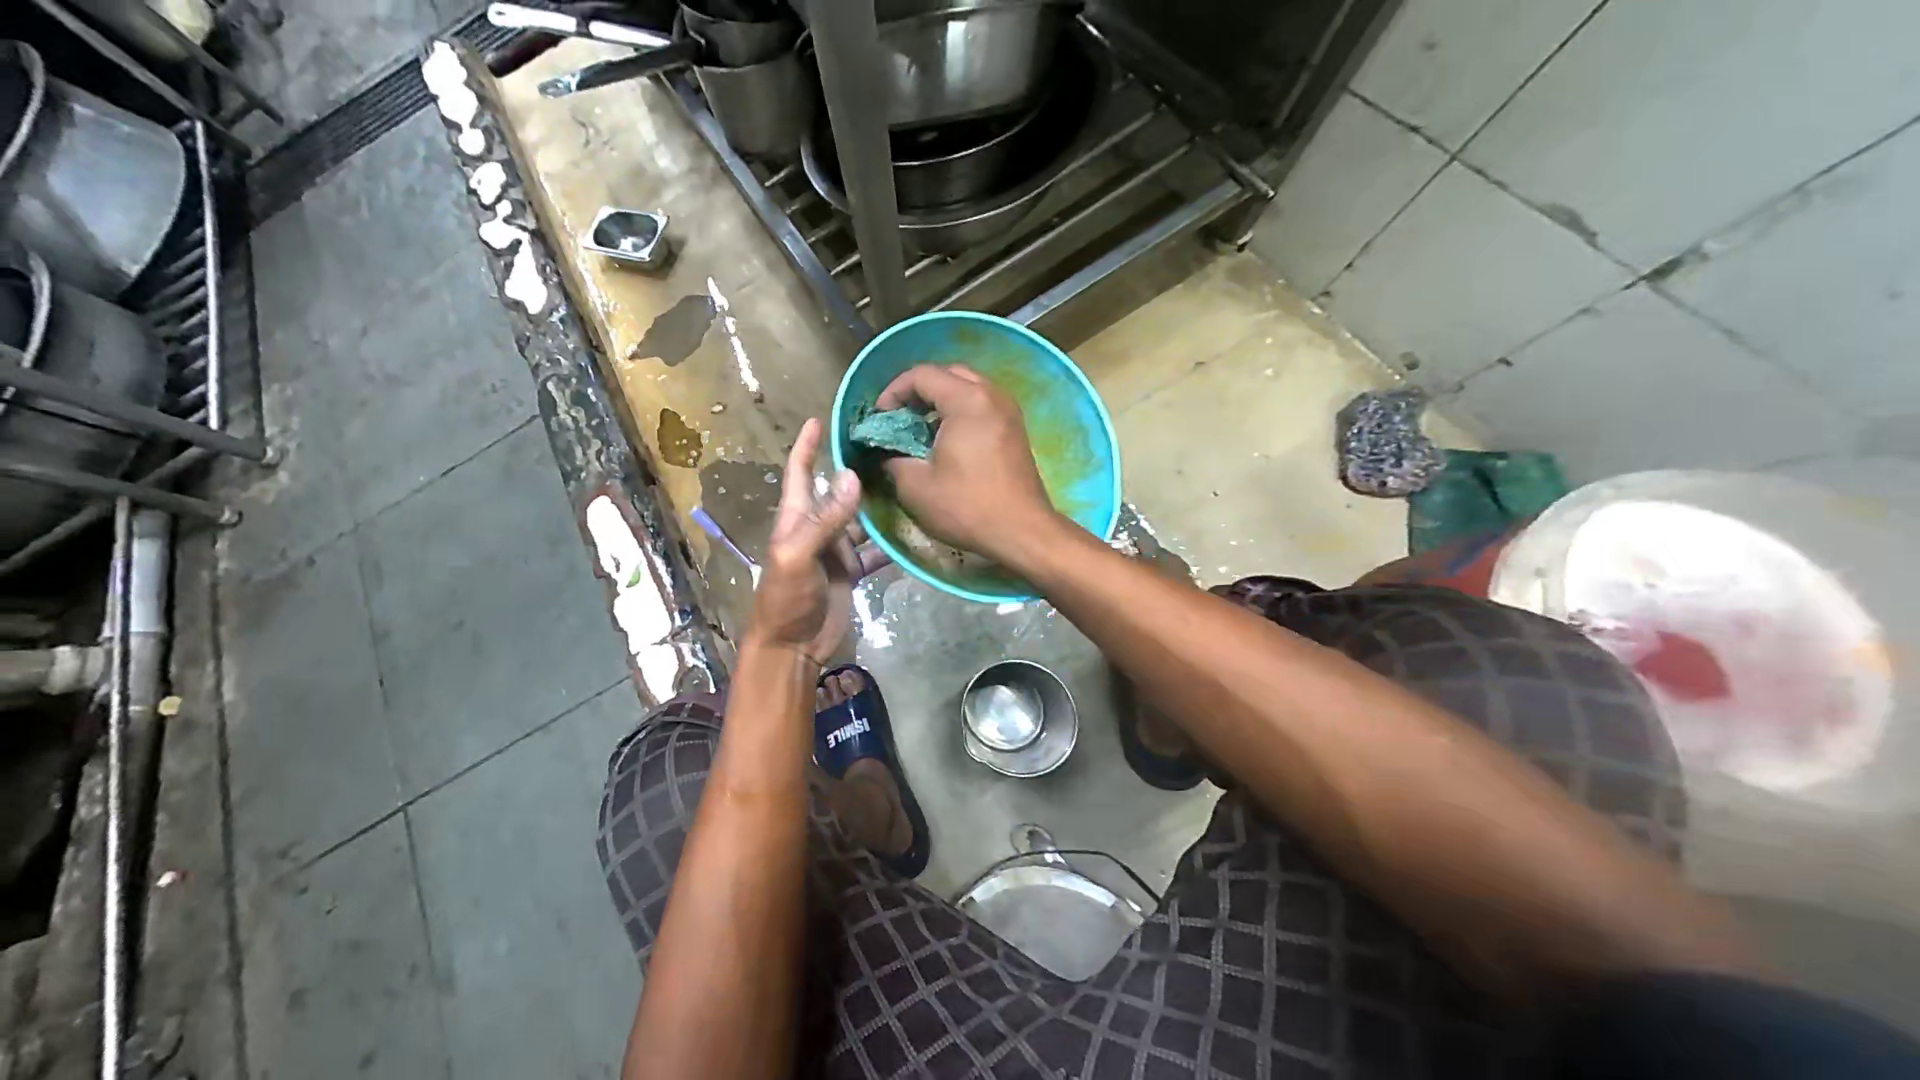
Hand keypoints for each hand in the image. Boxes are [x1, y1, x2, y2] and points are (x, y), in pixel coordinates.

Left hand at [751, 418, 889, 665]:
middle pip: (838, 491)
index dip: (807, 445)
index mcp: (796, 518)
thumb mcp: (797, 555)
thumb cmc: (784, 600)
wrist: (792, 647)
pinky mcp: (852, 572)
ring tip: (911, 484)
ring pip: (862, 520)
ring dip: (881, 506)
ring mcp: (836, 550)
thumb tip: (853, 477)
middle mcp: (818, 528)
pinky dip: (892, 544)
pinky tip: (915, 532)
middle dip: (858, 470)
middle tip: (890, 448)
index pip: (801, 472)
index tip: (820, 418)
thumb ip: (825, 519)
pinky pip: (875, 552)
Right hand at [875, 365, 1062, 562]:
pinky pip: (982, 406)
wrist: (1022, 532)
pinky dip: (960, 412)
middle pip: (948, 374)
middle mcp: (992, 395)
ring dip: (940, 401)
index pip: (922, 375)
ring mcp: (1009, 411)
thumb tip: (887, 453)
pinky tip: (945, 440)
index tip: (879, 417)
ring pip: (968, 388)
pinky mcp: (1015, 429)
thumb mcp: (916, 487)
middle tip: (899, 418)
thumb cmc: (967, 507)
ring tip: (919, 429)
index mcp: (967, 400)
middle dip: (918, 391)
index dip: (893, 391)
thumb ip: (893, 460)